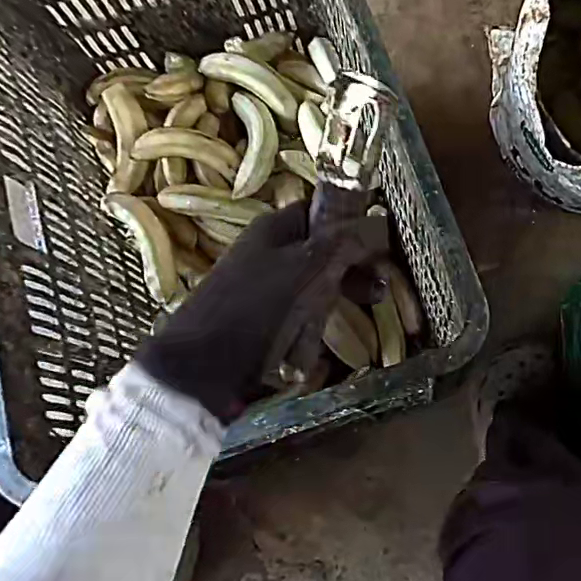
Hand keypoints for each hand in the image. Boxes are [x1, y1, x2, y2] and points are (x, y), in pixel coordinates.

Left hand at [135, 201, 387, 422]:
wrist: (198, 370)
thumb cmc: (254, 309)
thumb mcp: (307, 268)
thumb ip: (345, 242)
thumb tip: (379, 222)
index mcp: (274, 230)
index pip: (322, 211)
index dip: (354, 223)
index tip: (383, 245)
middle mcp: (267, 254)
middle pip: (323, 250)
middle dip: (353, 266)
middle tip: (380, 285)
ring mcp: (262, 290)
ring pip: (314, 285)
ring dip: (338, 296)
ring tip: (363, 309)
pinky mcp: (260, 324)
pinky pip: (298, 317)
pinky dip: (313, 326)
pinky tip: (321, 342)